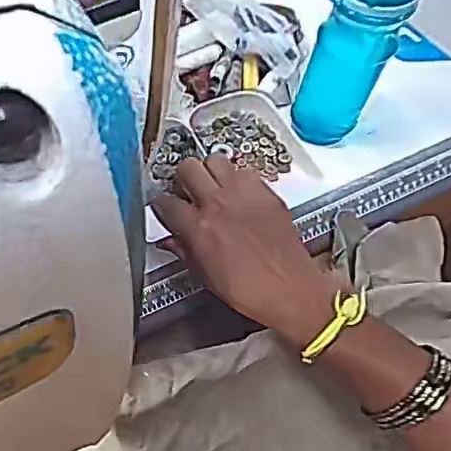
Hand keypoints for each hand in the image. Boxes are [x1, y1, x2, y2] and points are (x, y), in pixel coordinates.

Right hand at [153, 155, 341, 343]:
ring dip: (210, 171)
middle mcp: (220, 204)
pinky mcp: (267, 193)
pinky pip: (245, 172)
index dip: (160, 205)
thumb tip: (172, 240)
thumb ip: (185, 251)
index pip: (166, 202)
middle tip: (185, 190)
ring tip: (212, 187)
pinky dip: (236, 178)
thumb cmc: (251, 290)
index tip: (163, 208)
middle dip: (182, 178)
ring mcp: (245, 194)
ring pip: (216, 160)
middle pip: (188, 168)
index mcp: (199, 228)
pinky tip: (237, 195)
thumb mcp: (206, 276)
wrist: (289, 290)